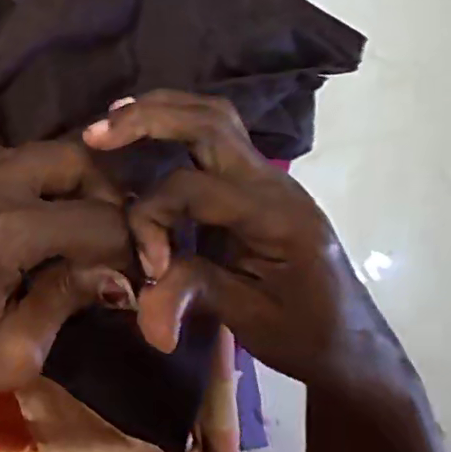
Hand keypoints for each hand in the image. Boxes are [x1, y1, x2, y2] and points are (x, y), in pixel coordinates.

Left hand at [0, 125, 137, 428]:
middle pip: (71, 158)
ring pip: (30, 148)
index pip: (98, 218)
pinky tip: (7, 197)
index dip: (130, 243)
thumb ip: (66, 299)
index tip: (141, 265)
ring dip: (62, 177)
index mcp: (9, 228)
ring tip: (69, 218)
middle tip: (111, 233)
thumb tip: (113, 275)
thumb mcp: (9, 353)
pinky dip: (6, 161)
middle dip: (104, 191)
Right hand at [82, 90, 378, 387]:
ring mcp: (266, 173)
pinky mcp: (256, 178)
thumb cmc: (307, 334)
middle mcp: (271, 180)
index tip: (147, 266)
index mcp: (273, 214)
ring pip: (212, 115)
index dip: (153, 217)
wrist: (353, 342)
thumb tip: (141, 314)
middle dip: (148, 120)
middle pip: (207, 123)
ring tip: (114, 119)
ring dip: (161, 110)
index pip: (195, 187)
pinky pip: (215, 131)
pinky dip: (176, 121)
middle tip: (97, 133)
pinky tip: (147, 128)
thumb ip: (192, 295)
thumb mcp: (250, 320)